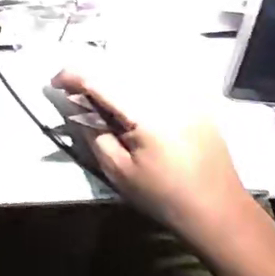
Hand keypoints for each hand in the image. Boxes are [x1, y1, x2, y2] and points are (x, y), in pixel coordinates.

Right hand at [51, 69, 256, 245]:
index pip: (100, 78)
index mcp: (144, 109)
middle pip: (118, 65)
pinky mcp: (194, 96)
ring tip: (100, 98)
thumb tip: (76, 107)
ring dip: (113, 76)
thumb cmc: (165, 196)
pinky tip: (129, 100)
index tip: (54, 82)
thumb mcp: (119, 172)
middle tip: (75, 93)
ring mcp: (183, 90)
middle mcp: (164, 90)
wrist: (219, 210)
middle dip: (91, 74)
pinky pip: (157, 75)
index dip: (72, 75)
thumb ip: (94, 134)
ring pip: (137, 67)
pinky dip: (135, 80)